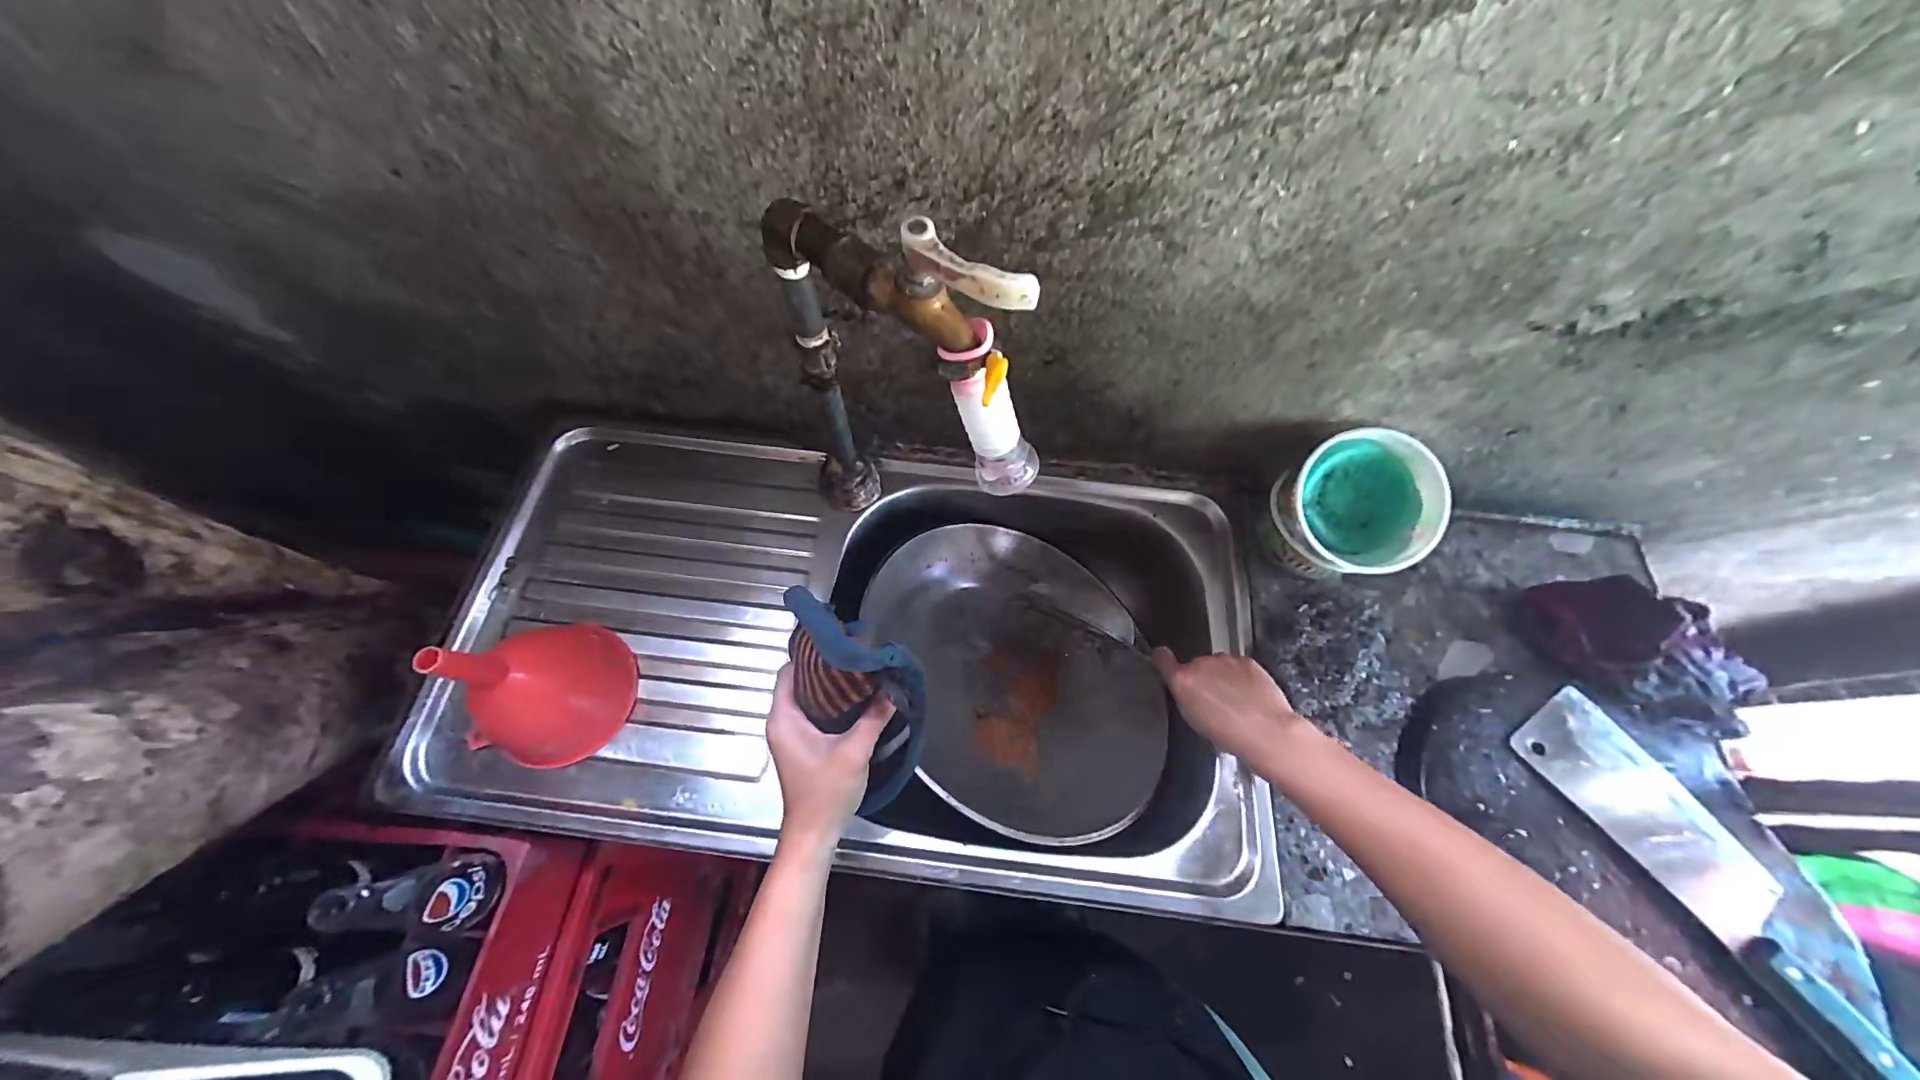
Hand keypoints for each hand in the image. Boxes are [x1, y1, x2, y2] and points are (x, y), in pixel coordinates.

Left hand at [765, 664, 895, 850]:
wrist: (815, 832)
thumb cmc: (826, 791)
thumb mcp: (854, 751)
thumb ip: (873, 718)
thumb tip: (892, 689)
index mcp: (784, 718)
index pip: (789, 672)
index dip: (811, 656)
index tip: (839, 647)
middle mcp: (781, 722)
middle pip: (799, 682)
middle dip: (825, 670)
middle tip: (856, 660)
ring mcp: (790, 735)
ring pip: (807, 699)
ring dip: (829, 689)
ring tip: (859, 677)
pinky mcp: (801, 745)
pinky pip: (812, 714)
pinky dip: (829, 705)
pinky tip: (855, 703)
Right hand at [1150, 648, 1307, 762]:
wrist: (1267, 731)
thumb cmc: (1231, 733)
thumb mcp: (1193, 720)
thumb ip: (1184, 696)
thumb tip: (1184, 689)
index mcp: (1183, 681)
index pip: (1162, 658)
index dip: (1162, 659)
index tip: (1163, 659)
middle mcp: (1201, 664)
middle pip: (1195, 666)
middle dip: (1202, 679)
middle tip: (1213, 700)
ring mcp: (1224, 660)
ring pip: (1217, 666)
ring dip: (1222, 677)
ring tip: (1235, 702)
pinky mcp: (1246, 660)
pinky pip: (1237, 666)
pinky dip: (1240, 677)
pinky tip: (1248, 696)